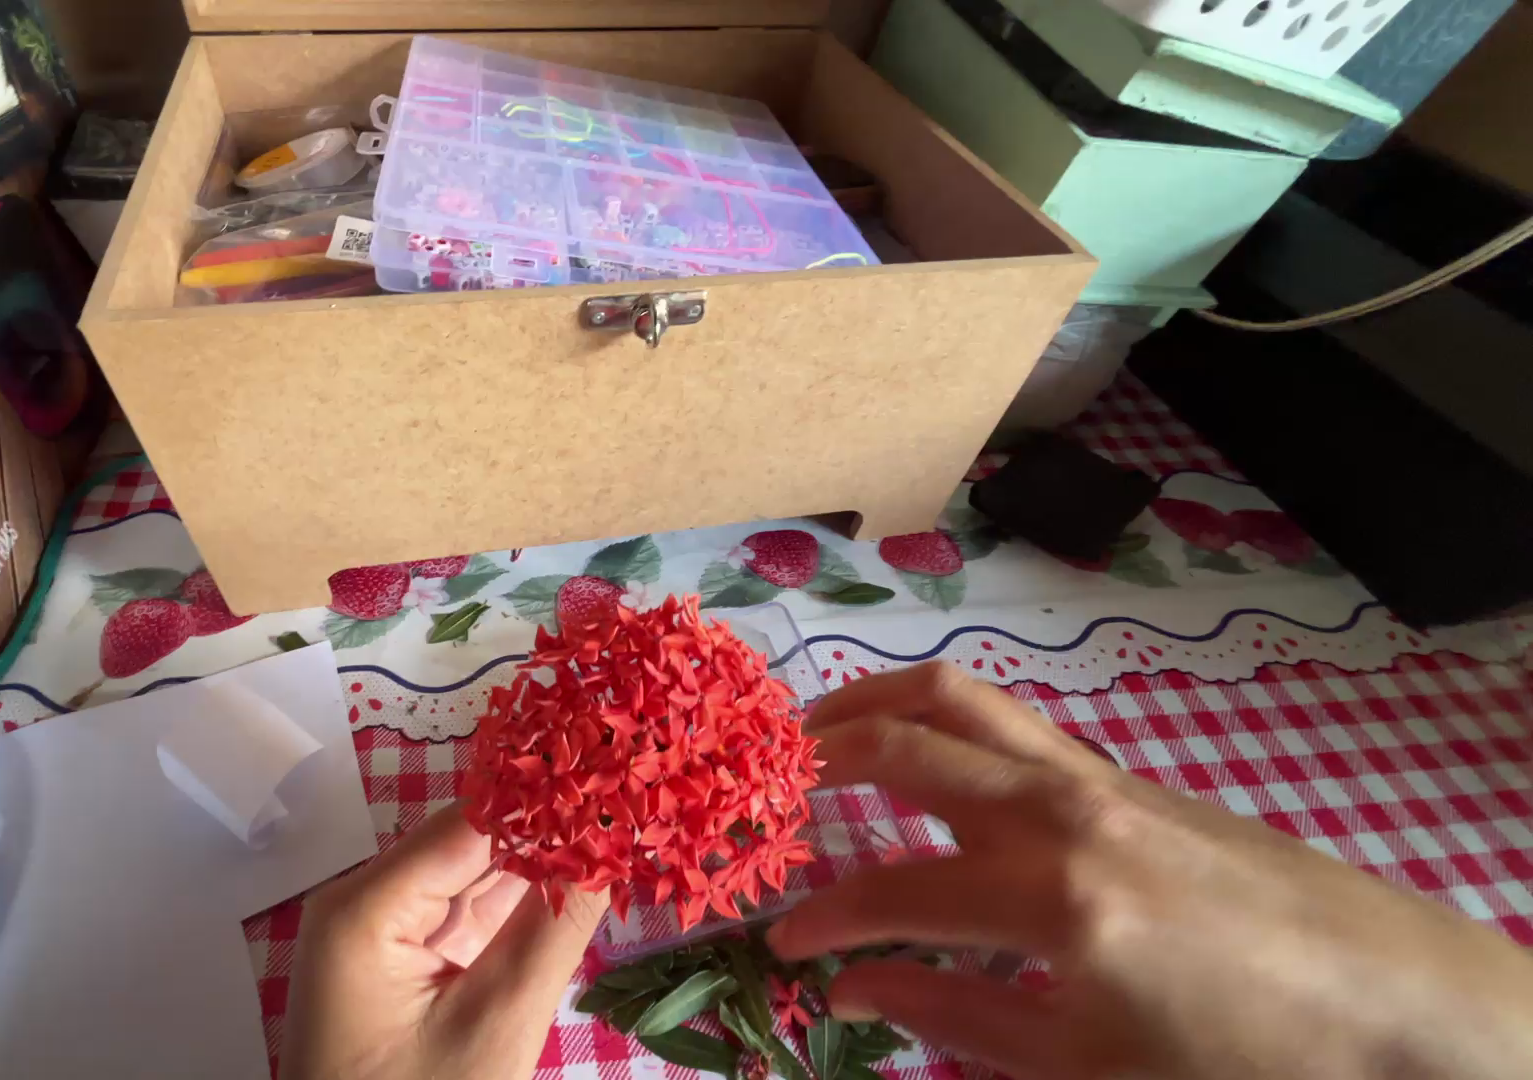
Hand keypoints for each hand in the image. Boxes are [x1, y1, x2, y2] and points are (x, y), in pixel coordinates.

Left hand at [281, 804, 605, 1079]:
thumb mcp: (497, 1025)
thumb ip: (555, 926)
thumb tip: (609, 841)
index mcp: (366, 906)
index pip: (469, 823)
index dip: (542, 800)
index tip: (609, 783)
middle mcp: (367, 899)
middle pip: (471, 842)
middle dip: (547, 828)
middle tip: (619, 806)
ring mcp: (386, 927)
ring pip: (476, 872)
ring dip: (540, 861)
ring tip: (607, 829)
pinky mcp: (408, 953)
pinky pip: (469, 908)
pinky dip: (520, 899)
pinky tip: (571, 876)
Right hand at [768, 662, 1532, 1079]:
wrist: (1399, 1001)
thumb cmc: (1243, 1059)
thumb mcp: (1088, 1068)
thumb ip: (949, 1016)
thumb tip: (849, 987)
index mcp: (1047, 897)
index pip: (891, 892)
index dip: (823, 917)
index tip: (780, 937)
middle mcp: (1049, 807)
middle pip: (899, 746)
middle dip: (818, 759)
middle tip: (773, 783)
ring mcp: (1076, 771)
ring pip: (944, 695)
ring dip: (866, 702)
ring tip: (818, 728)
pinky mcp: (1099, 763)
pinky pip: (988, 712)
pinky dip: (923, 710)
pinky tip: (907, 744)